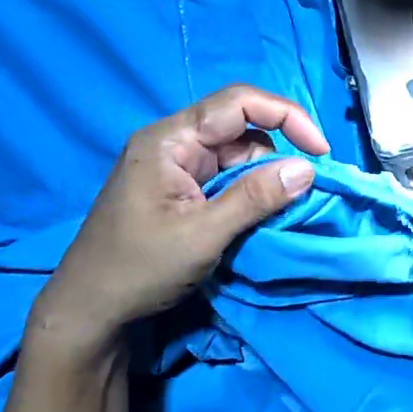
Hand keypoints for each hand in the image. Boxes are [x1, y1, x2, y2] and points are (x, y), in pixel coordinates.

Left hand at [30, 85, 328, 342]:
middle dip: (277, 156)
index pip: (238, 103)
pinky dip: (249, 194)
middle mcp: (174, 144)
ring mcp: (176, 168)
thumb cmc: (140, 268)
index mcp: (171, 139)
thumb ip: (255, 197)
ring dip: (264, 180)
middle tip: (303, 194)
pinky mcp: (180, 191)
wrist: (91, 308)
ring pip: (237, 157)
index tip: (321, 152)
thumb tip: (307, 169)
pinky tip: (261, 217)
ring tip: (281, 214)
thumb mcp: (203, 233)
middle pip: (240, 129)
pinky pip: (225, 180)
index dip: (286, 116)